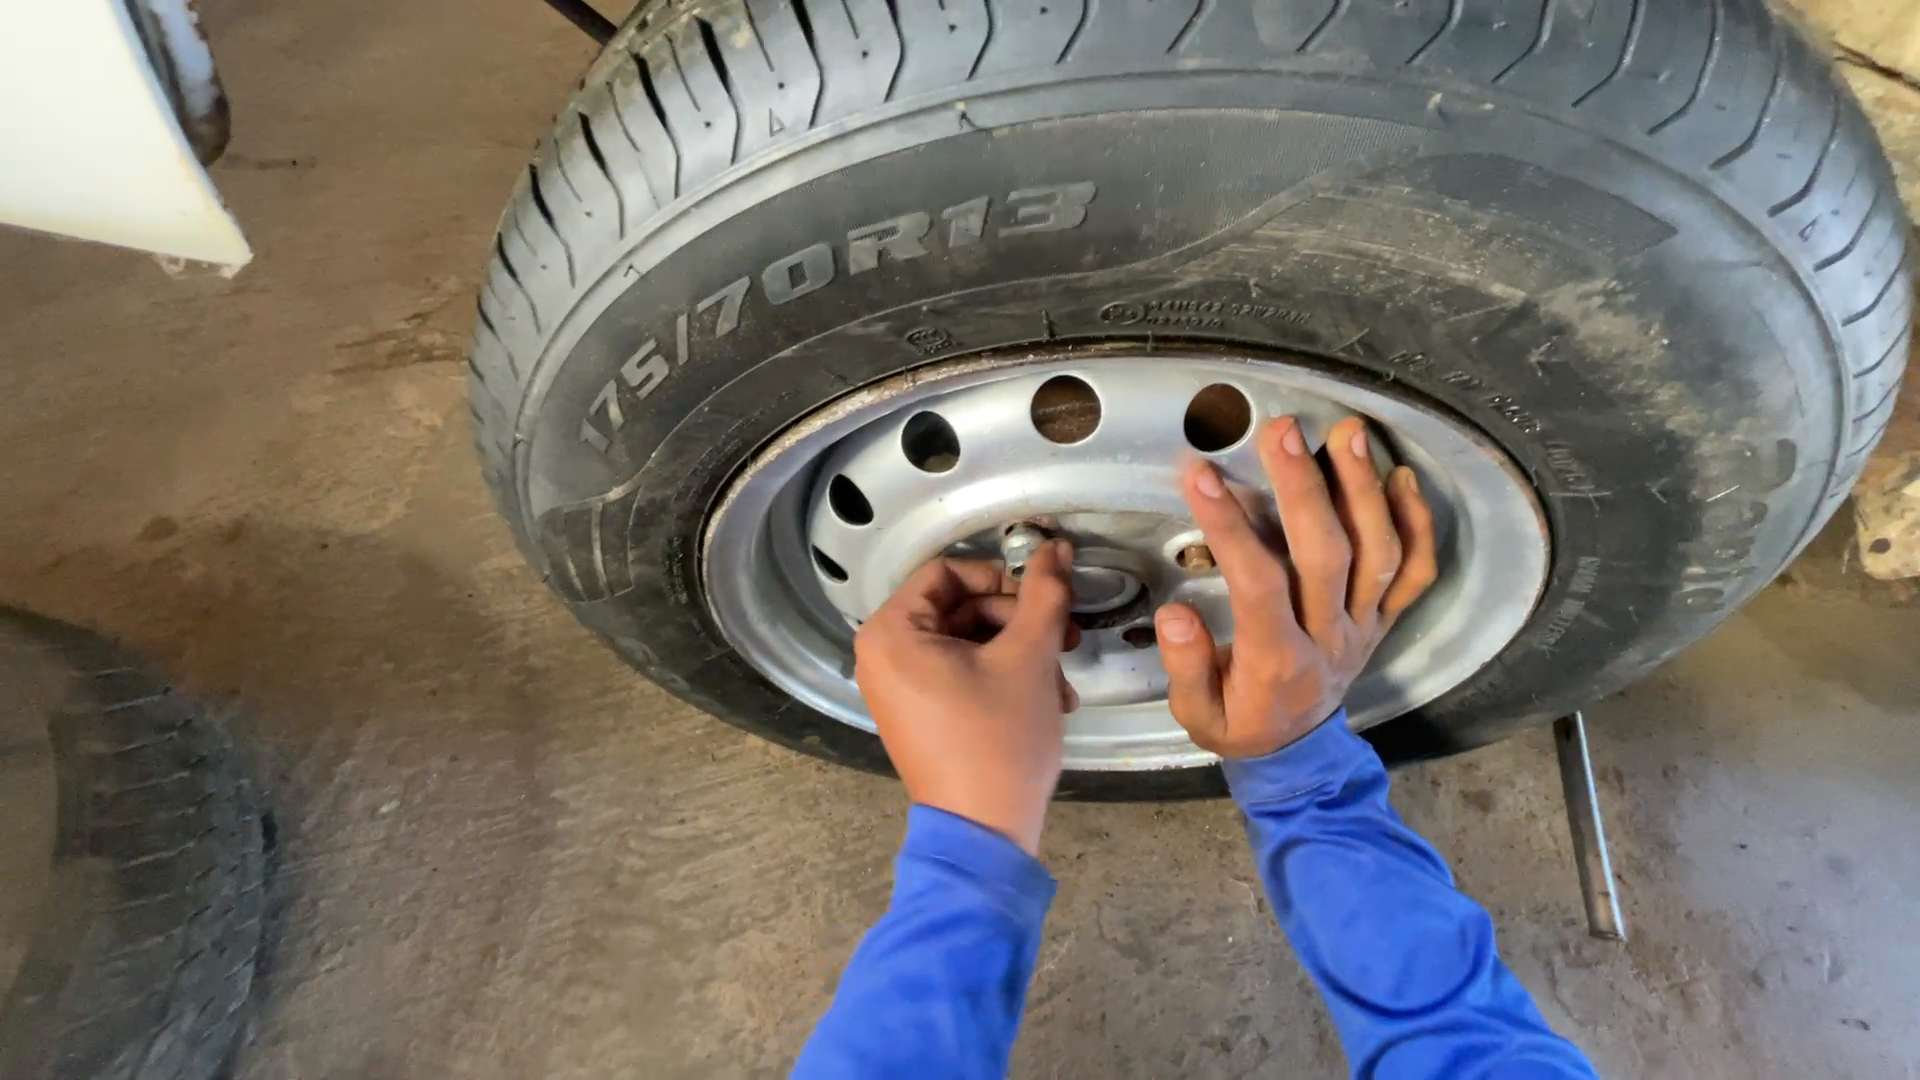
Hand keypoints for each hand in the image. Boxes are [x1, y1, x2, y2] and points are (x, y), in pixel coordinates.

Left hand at [854, 542, 1079, 853]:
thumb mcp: (1028, 656)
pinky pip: (961, 672)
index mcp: (890, 632)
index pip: (947, 572)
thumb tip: (1055, 546)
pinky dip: (1003, 676)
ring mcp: (899, 686)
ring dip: (1021, 651)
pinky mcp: (920, 712)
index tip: (1043, 596)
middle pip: (960, 607)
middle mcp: (883, 655)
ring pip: (969, 641)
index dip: (1000, 577)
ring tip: (1061, 681)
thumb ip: (1043, 593)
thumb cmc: (998, 740)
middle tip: (1068, 637)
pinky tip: (1047, 698)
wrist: (985, 835)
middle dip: (1019, 621)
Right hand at [1154, 415, 1438, 758]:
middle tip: (1282, 432)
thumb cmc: (1238, 723)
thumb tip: (1174, 615)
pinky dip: (1418, 524)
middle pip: (1326, 555)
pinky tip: (1401, 477)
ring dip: (1364, 489)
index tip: (1201, 475)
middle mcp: (1329, 637)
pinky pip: (1414, 574)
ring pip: (1378, 553)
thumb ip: (1185, 667)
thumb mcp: (1195, 714)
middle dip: (1304, 487)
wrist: (1295, 753)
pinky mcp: (1382, 621)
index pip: (1256, 583)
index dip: (1229, 527)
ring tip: (1346, 432)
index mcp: (1275, 660)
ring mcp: (1363, 626)